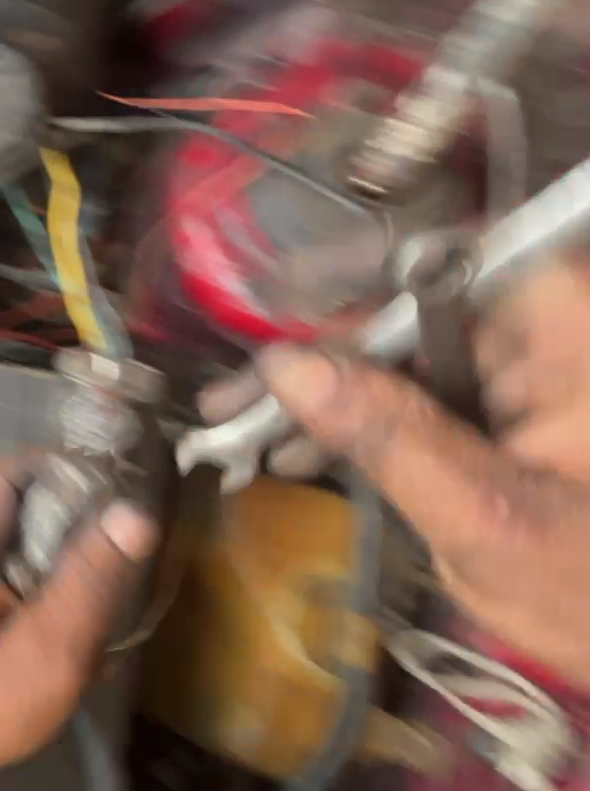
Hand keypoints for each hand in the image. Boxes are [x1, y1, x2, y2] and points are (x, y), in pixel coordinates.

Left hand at [0, 462, 157, 780]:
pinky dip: (17, 564)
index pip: (4, 471)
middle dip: (56, 511)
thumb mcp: (50, 647)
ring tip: (86, 576)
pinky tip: (49, 604)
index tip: (109, 489)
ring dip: (40, 542)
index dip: (58, 470)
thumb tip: (131, 516)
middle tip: (108, 541)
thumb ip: (91, 579)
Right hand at [258, 258, 589, 685]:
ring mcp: (540, 384)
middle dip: (317, 359)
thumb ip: (389, 437)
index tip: (279, 297)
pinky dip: (356, 420)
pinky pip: (420, 396)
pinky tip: (300, 450)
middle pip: (417, 322)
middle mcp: (560, 350)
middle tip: (236, 402)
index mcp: (578, 352)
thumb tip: (287, 369)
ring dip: (321, 397)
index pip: (465, 268)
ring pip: (406, 363)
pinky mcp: (518, 417)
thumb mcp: (489, 521)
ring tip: (250, 438)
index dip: (365, 269)